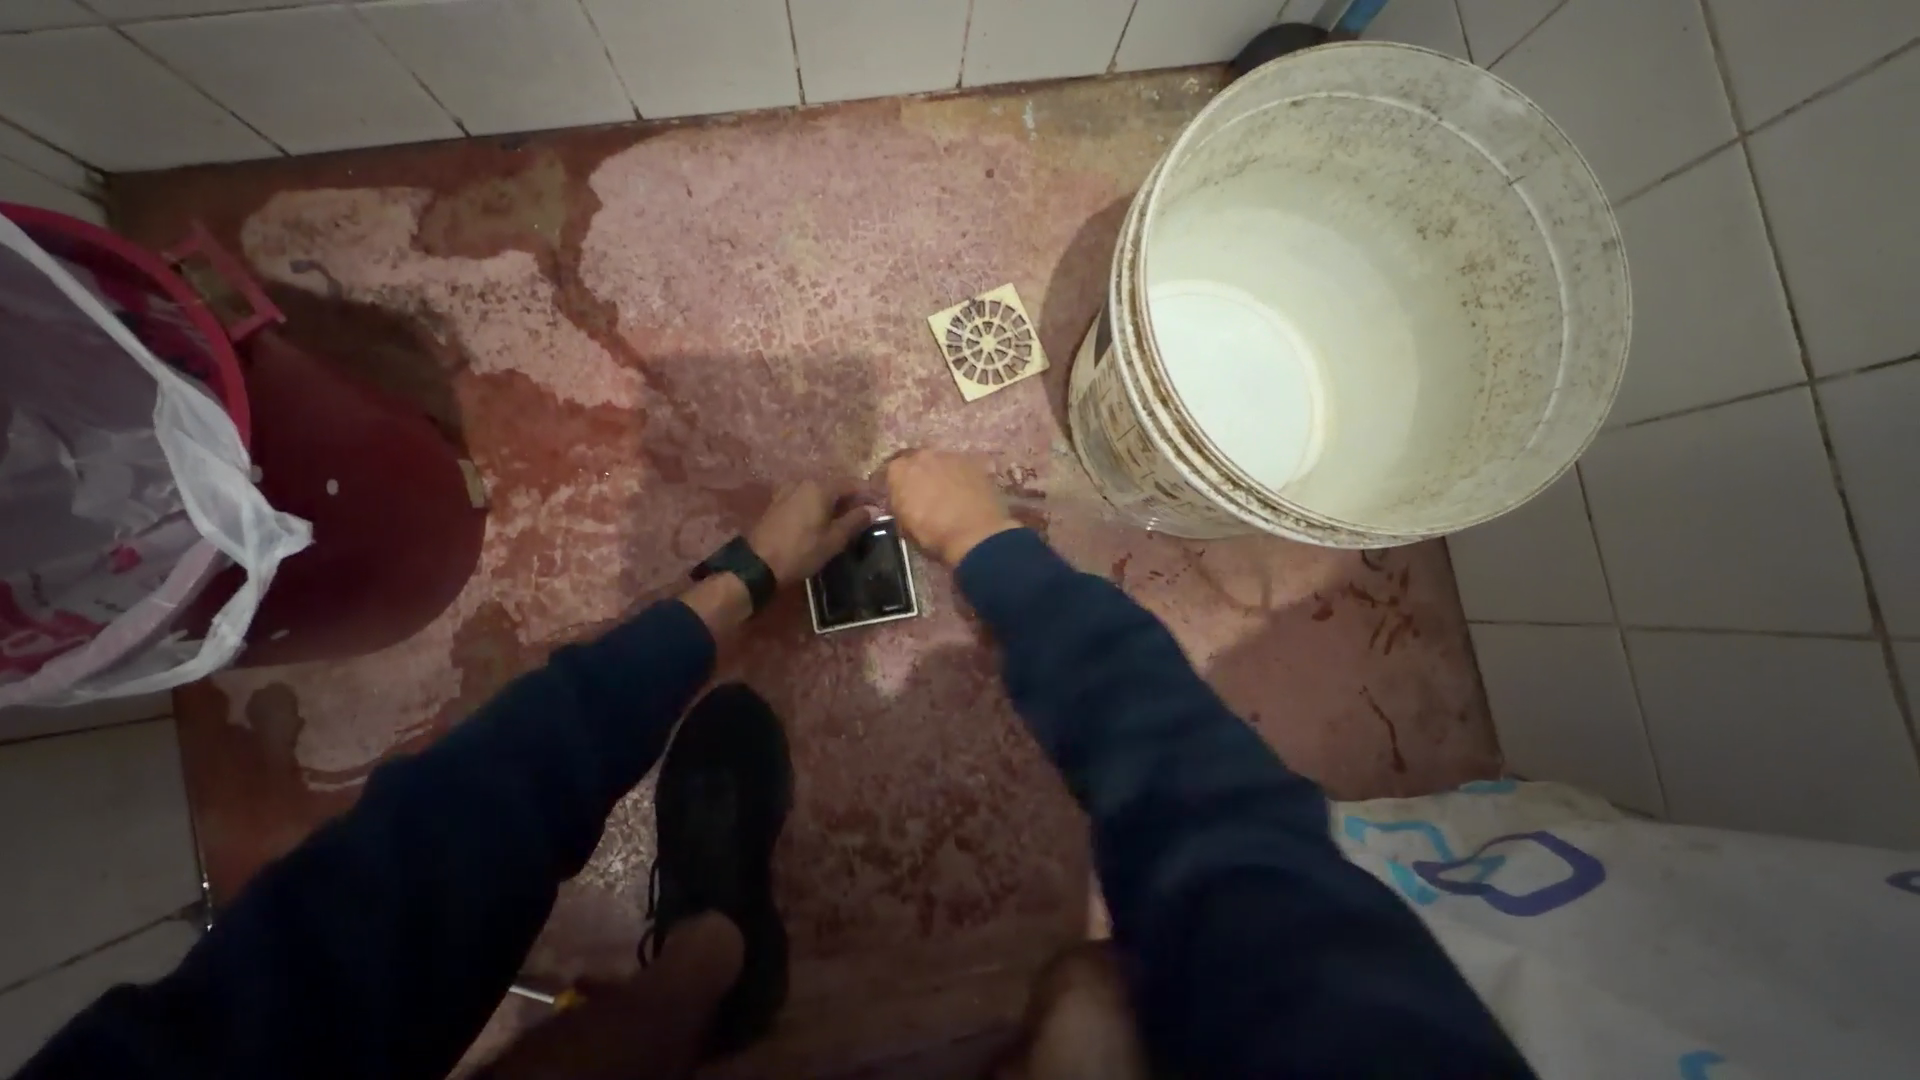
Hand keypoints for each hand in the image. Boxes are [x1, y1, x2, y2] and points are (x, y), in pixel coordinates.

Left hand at [746, 480, 874, 584]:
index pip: (853, 483)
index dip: (869, 493)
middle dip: (852, 498)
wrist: (758, 563)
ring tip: (847, 518)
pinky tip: (824, 520)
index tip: (882, 504)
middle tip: (867, 513)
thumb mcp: (834, 539)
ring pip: (820, 492)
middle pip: (835, 486)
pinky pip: (806, 499)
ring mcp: (788, 491)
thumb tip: (873, 509)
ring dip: (835, 502)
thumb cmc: (801, 551)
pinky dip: (818, 506)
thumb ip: (855, 521)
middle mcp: (804, 483)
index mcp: (821, 488)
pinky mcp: (778, 502)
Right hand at [885, 450, 1020, 565]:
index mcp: (898, 470)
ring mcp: (950, 456)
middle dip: (916, 474)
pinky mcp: (974, 462)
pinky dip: (960, 476)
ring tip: (946, 491)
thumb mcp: (903, 526)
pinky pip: (961, 467)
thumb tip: (903, 502)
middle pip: (915, 461)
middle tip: (921, 492)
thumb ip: (899, 506)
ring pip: (940, 461)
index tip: (896, 496)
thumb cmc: (932, 535)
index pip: (888, 472)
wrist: (974, 535)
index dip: (892, 485)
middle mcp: (922, 455)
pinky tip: (965, 491)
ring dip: (939, 473)